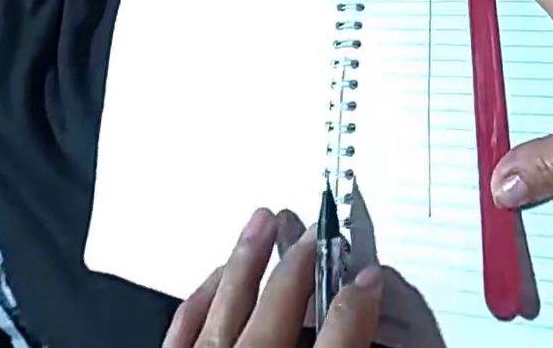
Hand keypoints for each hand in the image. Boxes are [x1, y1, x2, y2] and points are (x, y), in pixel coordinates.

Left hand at [162, 207, 382, 347]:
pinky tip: (212, 277)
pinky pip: (180, 334)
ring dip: (247, 259)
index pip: (340, 338)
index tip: (372, 277)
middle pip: (281, 305)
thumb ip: (343, 344)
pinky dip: (198, 301)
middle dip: (303, 261)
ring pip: (227, 306)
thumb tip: (369, 306)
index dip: (360, 304)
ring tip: (262, 218)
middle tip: (317, 228)